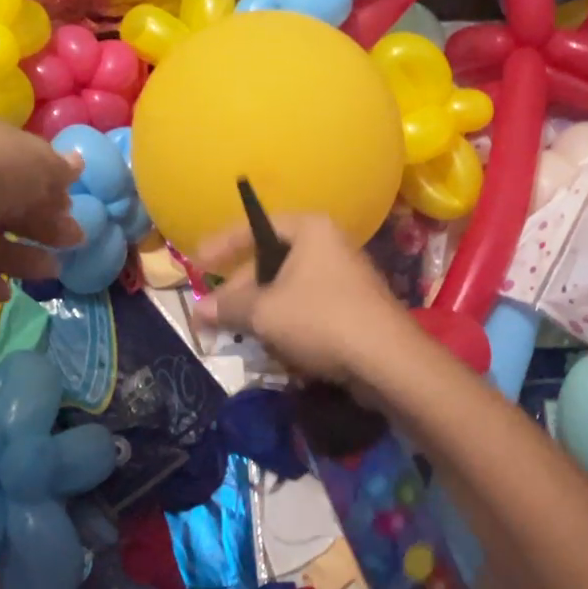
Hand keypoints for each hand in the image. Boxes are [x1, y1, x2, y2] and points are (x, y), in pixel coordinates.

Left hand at [0, 105, 83, 302]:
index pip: (10, 157)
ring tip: (50, 271)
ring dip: (16, 254)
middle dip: (38, 222)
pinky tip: (3, 291)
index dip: (43, 183)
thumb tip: (77, 164)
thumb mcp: (39, 162)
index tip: (68, 206)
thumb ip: (58, 168)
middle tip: (71, 241)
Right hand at [190, 216, 412, 381]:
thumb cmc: (321, 319)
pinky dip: (289, 323)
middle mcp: (329, 243)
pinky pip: (309, 307)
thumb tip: (198, 309)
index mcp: (310, 229)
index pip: (256, 227)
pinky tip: (277, 348)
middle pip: (272, 261)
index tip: (198, 262)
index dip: (223, 244)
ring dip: (264, 311)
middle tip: (217, 313)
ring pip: (290, 288)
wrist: (388, 361)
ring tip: (242, 334)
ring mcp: (345, 275)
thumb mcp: (265, 312)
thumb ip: (229, 307)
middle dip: (242, 290)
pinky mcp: (354, 307)